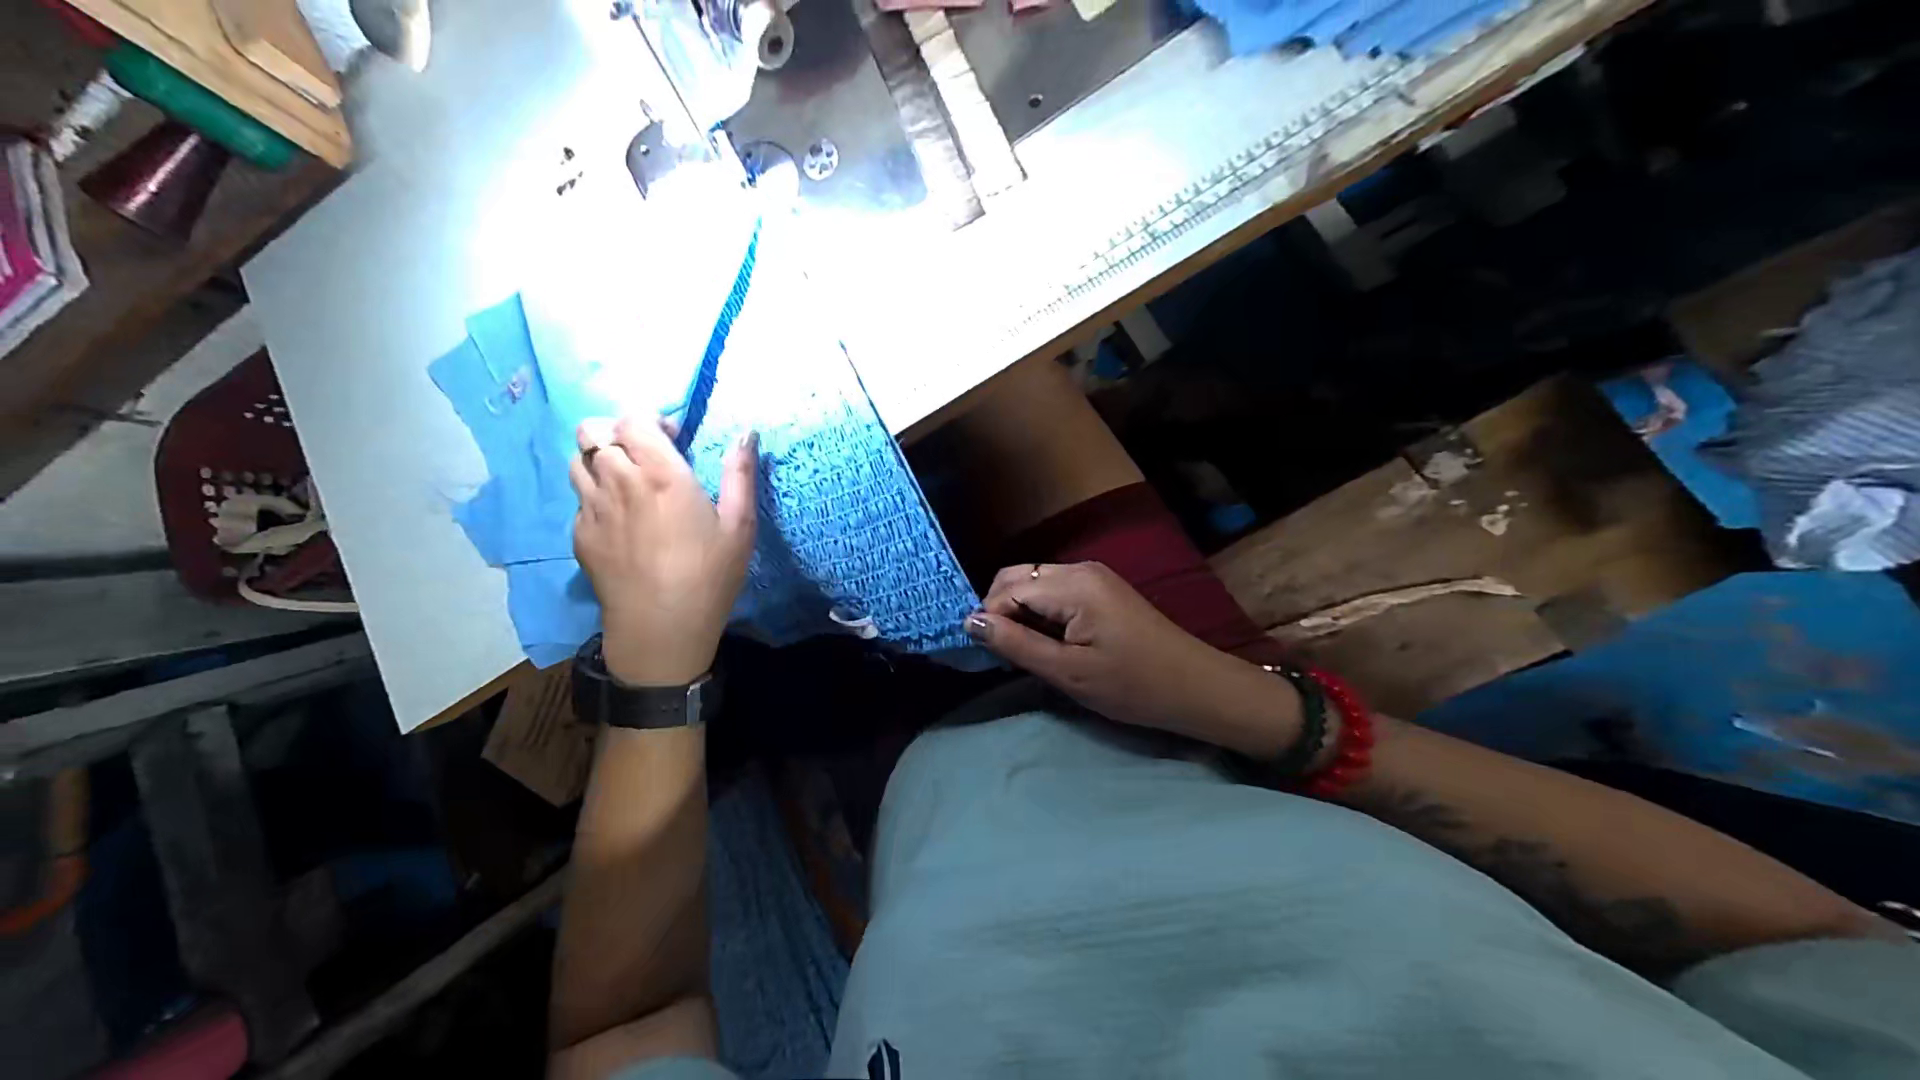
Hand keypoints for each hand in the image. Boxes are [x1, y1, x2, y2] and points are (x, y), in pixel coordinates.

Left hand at [570, 416, 757, 686]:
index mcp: (660, 474)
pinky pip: (580, 498)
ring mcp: (592, 509)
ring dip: (600, 459)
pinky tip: (621, 519)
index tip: (672, 440)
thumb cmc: (709, 575)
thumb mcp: (739, 525)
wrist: (660, 628)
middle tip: (645, 454)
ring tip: (628, 480)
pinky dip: (596, 494)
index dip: (649, 420)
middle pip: (592, 431)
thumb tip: (747, 433)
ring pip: (577, 460)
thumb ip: (740, 474)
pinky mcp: (580, 534)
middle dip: (618, 432)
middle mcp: (618, 481)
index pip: (632, 419)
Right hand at [964, 561, 1305, 757]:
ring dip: (1019, 611)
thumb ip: (1016, 644)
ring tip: (1023, 650)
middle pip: (1017, 577)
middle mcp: (1079, 569)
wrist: (1196, 686)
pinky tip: (1046, 640)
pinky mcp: (1102, 587)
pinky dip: (1039, 611)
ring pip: (1033, 582)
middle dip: (999, 610)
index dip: (989, 620)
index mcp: (1072, 585)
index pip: (1006, 590)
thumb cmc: (1132, 685)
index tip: (988, 656)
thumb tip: (970, 622)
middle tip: (1002, 653)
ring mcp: (1093, 575)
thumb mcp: (1068, 672)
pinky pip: (1054, 589)